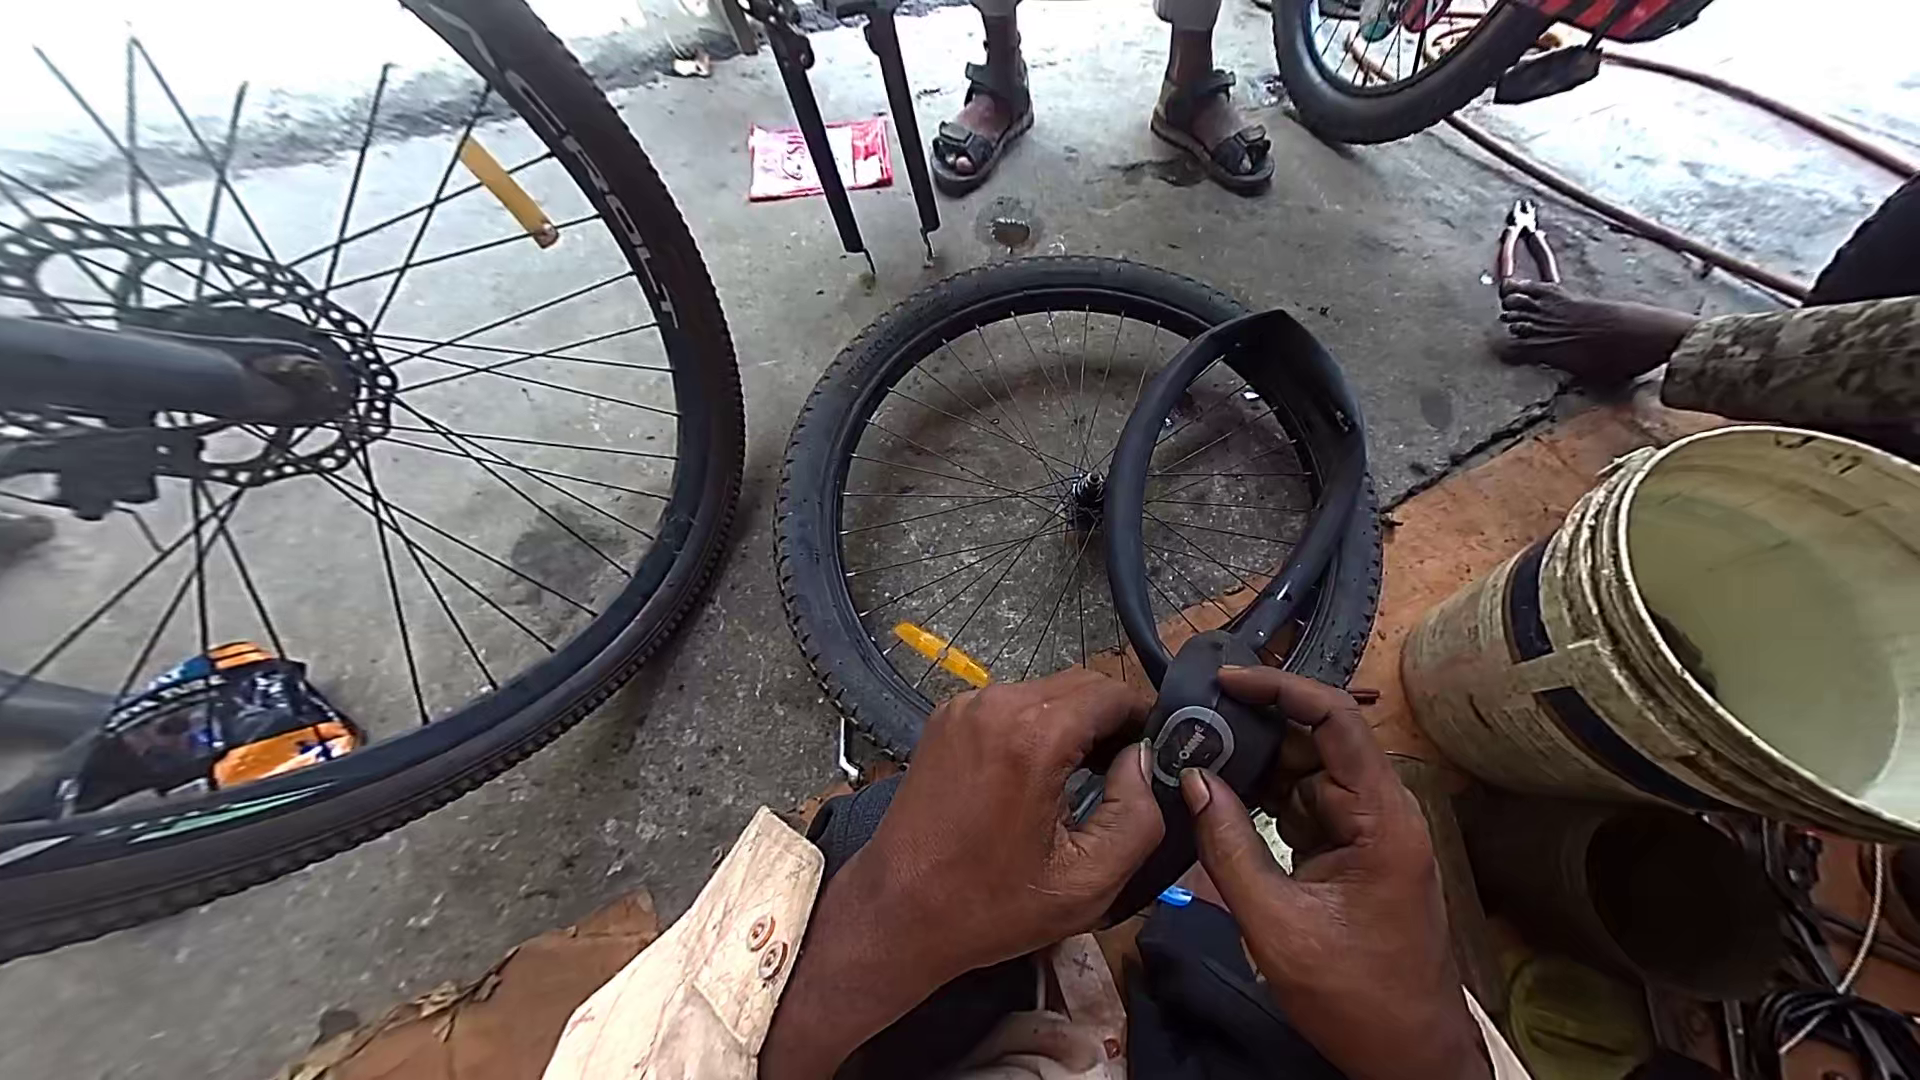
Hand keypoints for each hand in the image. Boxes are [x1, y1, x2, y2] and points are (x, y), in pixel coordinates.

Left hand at [761, 669, 1163, 1079]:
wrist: (897, 906)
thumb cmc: (991, 903)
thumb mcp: (1087, 882)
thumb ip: (1136, 815)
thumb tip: (1143, 760)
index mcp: (1032, 735)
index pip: (1110, 691)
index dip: (1143, 716)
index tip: (1157, 749)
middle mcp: (997, 702)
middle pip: (1078, 684)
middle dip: (1110, 717)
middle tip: (1124, 767)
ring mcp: (966, 704)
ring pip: (1045, 691)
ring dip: (1073, 720)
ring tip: (1084, 773)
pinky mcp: (947, 714)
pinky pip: (1010, 703)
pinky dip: (1035, 723)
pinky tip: (1036, 768)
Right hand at [1180, 666, 1489, 1079]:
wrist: (1409, 1063)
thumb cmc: (1357, 1000)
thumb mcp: (1278, 926)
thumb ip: (1228, 846)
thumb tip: (1192, 777)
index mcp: (1380, 818)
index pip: (1336, 719)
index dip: (1280, 688)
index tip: (1226, 681)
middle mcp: (1376, 808)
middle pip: (1311, 737)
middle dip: (1251, 724)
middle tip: (1190, 717)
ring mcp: (1359, 825)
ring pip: (1298, 765)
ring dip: (1248, 758)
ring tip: (1193, 747)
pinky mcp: (1342, 843)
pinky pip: (1294, 797)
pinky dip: (1255, 790)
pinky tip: (1216, 788)